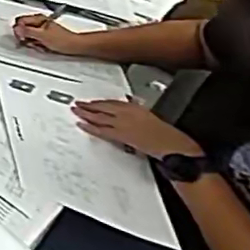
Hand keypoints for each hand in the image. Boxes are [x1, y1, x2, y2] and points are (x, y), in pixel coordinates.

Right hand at [14, 14, 87, 54]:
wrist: (75, 46)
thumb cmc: (63, 39)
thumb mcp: (42, 36)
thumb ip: (27, 31)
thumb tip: (17, 29)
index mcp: (37, 18)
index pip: (19, 21)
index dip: (18, 30)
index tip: (21, 38)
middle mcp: (39, 22)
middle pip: (23, 28)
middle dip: (25, 37)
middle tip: (31, 42)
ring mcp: (42, 29)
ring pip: (28, 35)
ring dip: (31, 42)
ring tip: (40, 45)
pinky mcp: (45, 36)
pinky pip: (34, 39)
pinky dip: (37, 44)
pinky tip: (42, 47)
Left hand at [70, 99, 201, 158]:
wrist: (174, 147)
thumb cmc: (167, 134)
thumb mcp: (150, 115)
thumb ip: (136, 108)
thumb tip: (128, 104)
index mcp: (133, 107)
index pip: (110, 102)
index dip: (98, 103)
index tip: (90, 102)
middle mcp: (126, 114)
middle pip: (102, 108)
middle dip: (88, 107)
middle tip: (76, 104)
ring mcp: (122, 125)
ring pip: (98, 118)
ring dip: (85, 114)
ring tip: (75, 112)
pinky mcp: (122, 137)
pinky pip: (101, 131)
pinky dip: (90, 127)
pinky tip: (82, 125)